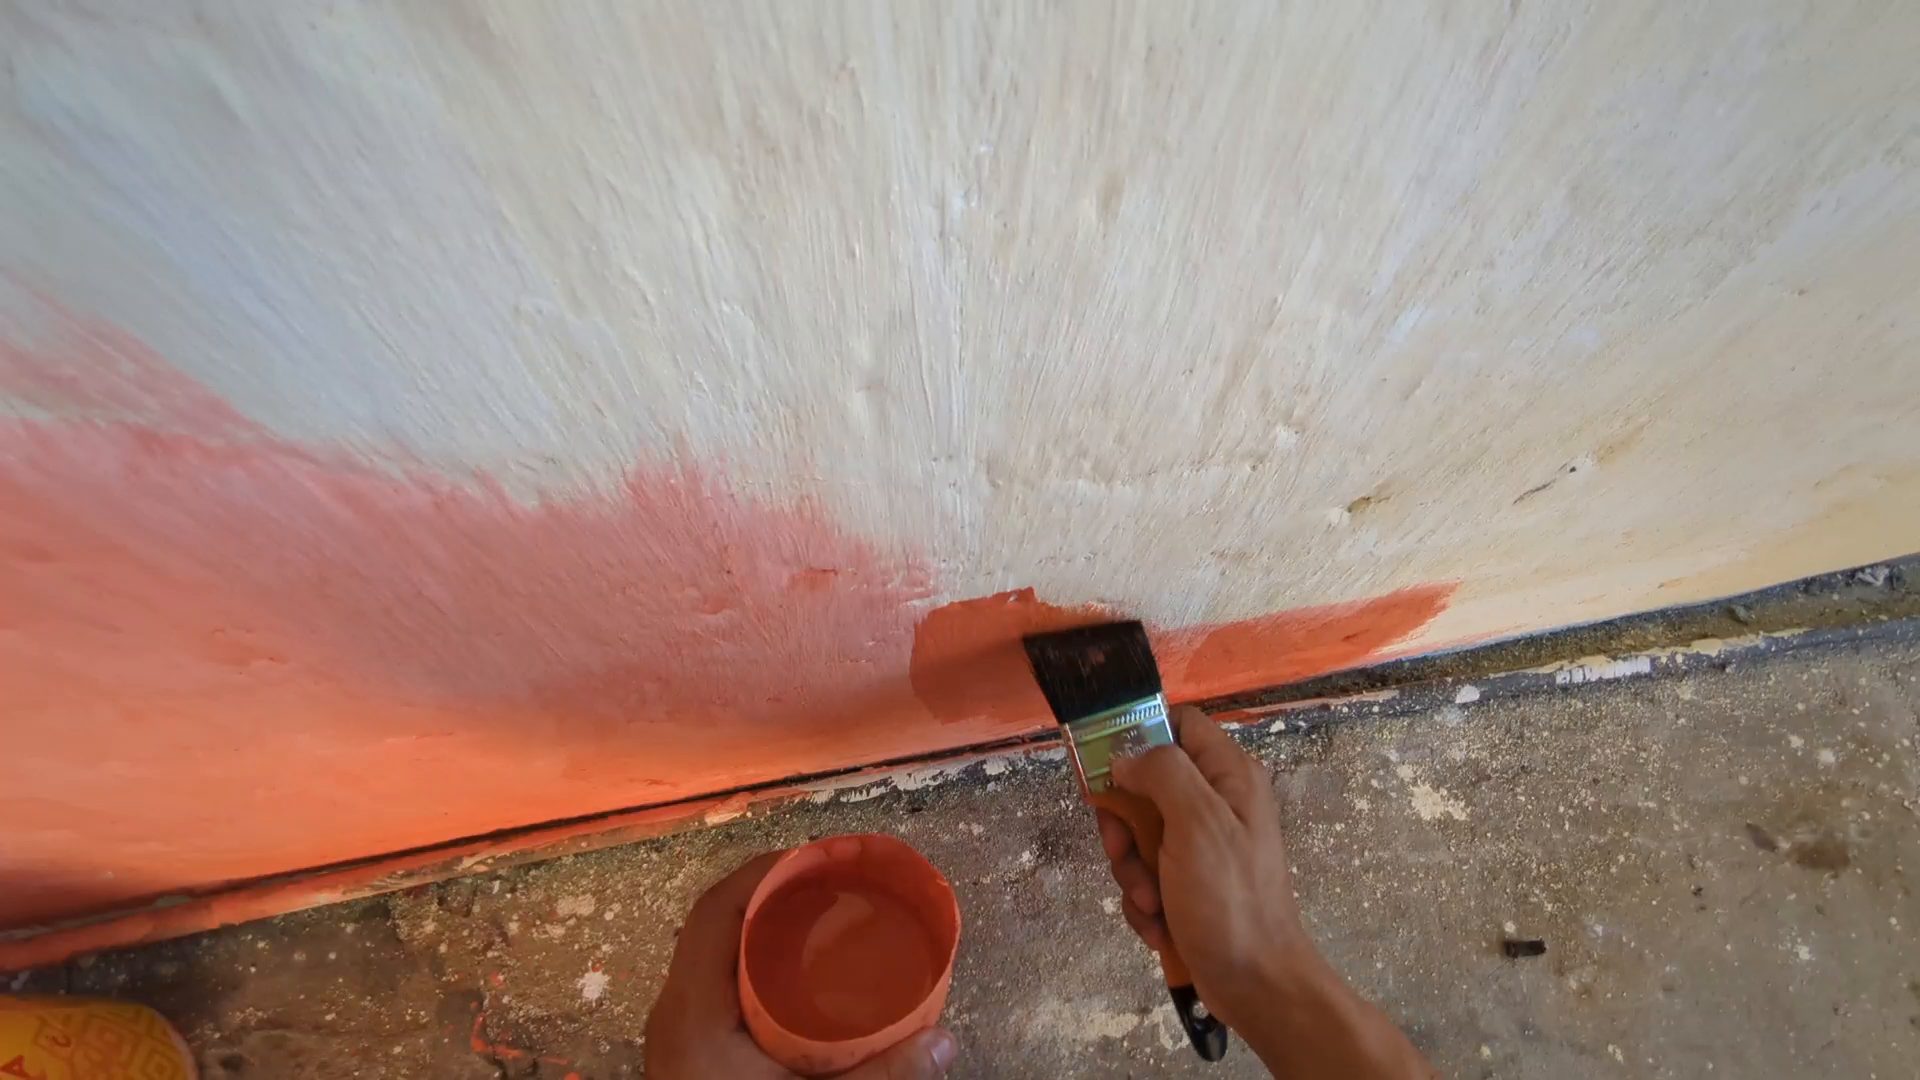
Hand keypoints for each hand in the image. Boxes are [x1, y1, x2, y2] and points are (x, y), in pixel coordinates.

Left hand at [644, 852, 958, 1079]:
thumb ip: (877, 1077)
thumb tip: (946, 1043)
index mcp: (692, 1012)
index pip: (714, 909)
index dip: (761, 870)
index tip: (816, 856)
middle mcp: (675, 1010)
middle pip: (713, 920)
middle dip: (768, 889)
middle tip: (829, 882)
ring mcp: (676, 1031)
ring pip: (711, 948)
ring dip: (758, 920)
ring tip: (816, 913)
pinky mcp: (687, 1048)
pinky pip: (714, 975)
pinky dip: (750, 954)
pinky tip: (790, 968)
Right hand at [1096, 705, 1309, 1031]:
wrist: (1256, 988)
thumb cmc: (1229, 897)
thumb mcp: (1197, 822)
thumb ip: (1161, 772)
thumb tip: (1124, 757)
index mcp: (1228, 774)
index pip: (1178, 722)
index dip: (1141, 733)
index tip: (1109, 761)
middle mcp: (1215, 800)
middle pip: (1145, 781)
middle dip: (1124, 821)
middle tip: (1121, 849)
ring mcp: (1200, 843)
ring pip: (1137, 830)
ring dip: (1131, 867)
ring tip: (1151, 899)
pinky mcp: (1187, 879)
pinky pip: (1144, 870)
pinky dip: (1143, 896)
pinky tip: (1159, 920)